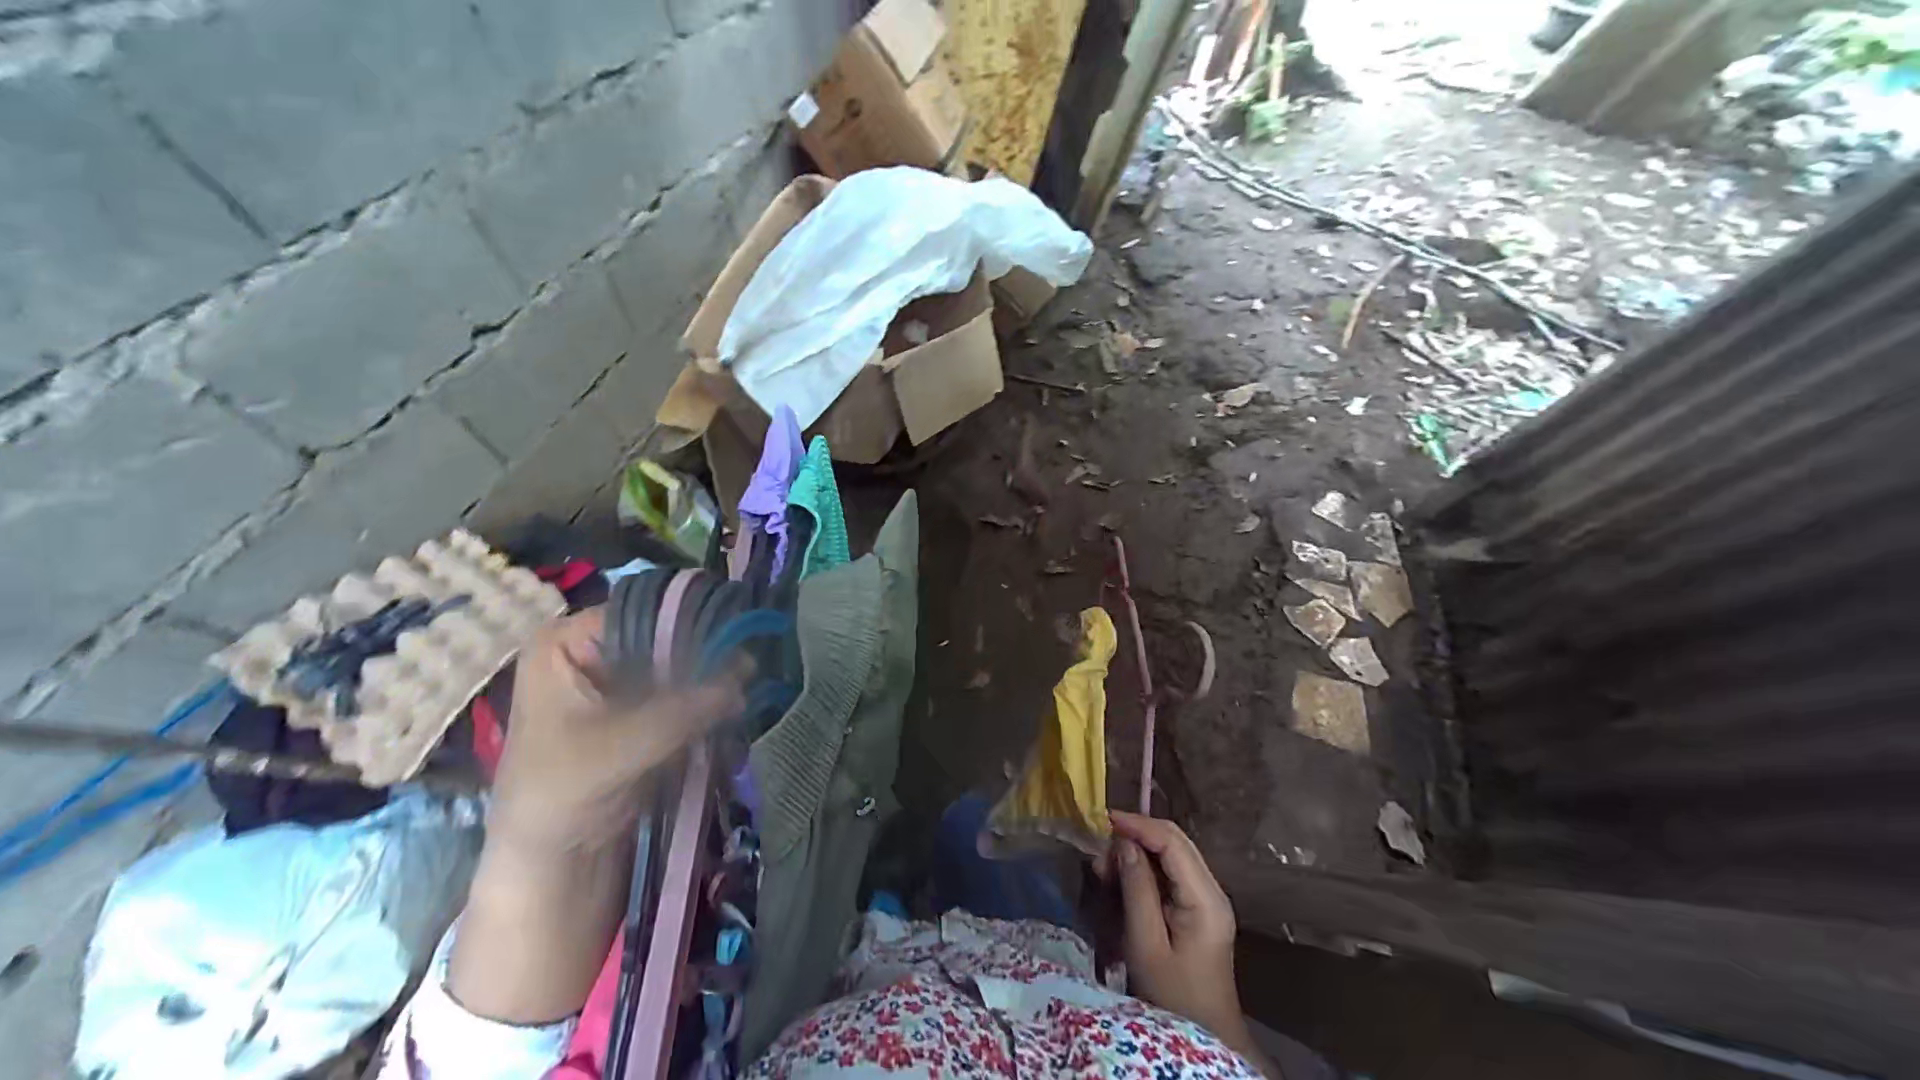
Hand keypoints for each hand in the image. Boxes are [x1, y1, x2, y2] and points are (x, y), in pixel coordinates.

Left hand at [487, 608, 743, 850]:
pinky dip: (705, 701)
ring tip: (743, 693)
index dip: (687, 624)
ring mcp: (617, 678)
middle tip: (746, 670)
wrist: (551, 858)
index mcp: (566, 642)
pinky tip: (732, 708)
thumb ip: (683, 708)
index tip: (731, 642)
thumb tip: (745, 673)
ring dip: (710, 680)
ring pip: (677, 663)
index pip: (641, 612)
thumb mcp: (620, 746)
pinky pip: (681, 690)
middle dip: (704, 655)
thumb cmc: (561, 793)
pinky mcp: (639, 707)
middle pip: (663, 635)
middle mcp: (592, 649)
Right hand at [1108, 811, 1247, 1042]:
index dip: (1139, 825)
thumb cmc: (1172, 996)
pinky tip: (1121, 878)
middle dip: (1136, 835)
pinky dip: (1145, 867)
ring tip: (1105, 866)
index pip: (1172, 843)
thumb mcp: (1146, 944)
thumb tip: (1124, 844)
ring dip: (1138, 851)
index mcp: (1205, 899)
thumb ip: (1136, 889)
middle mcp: (1213, 890)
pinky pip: (1171, 872)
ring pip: (1172, 853)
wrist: (1205, 1033)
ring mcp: (1208, 898)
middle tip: (1101, 846)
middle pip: (1175, 841)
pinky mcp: (1199, 907)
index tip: (1105, 819)